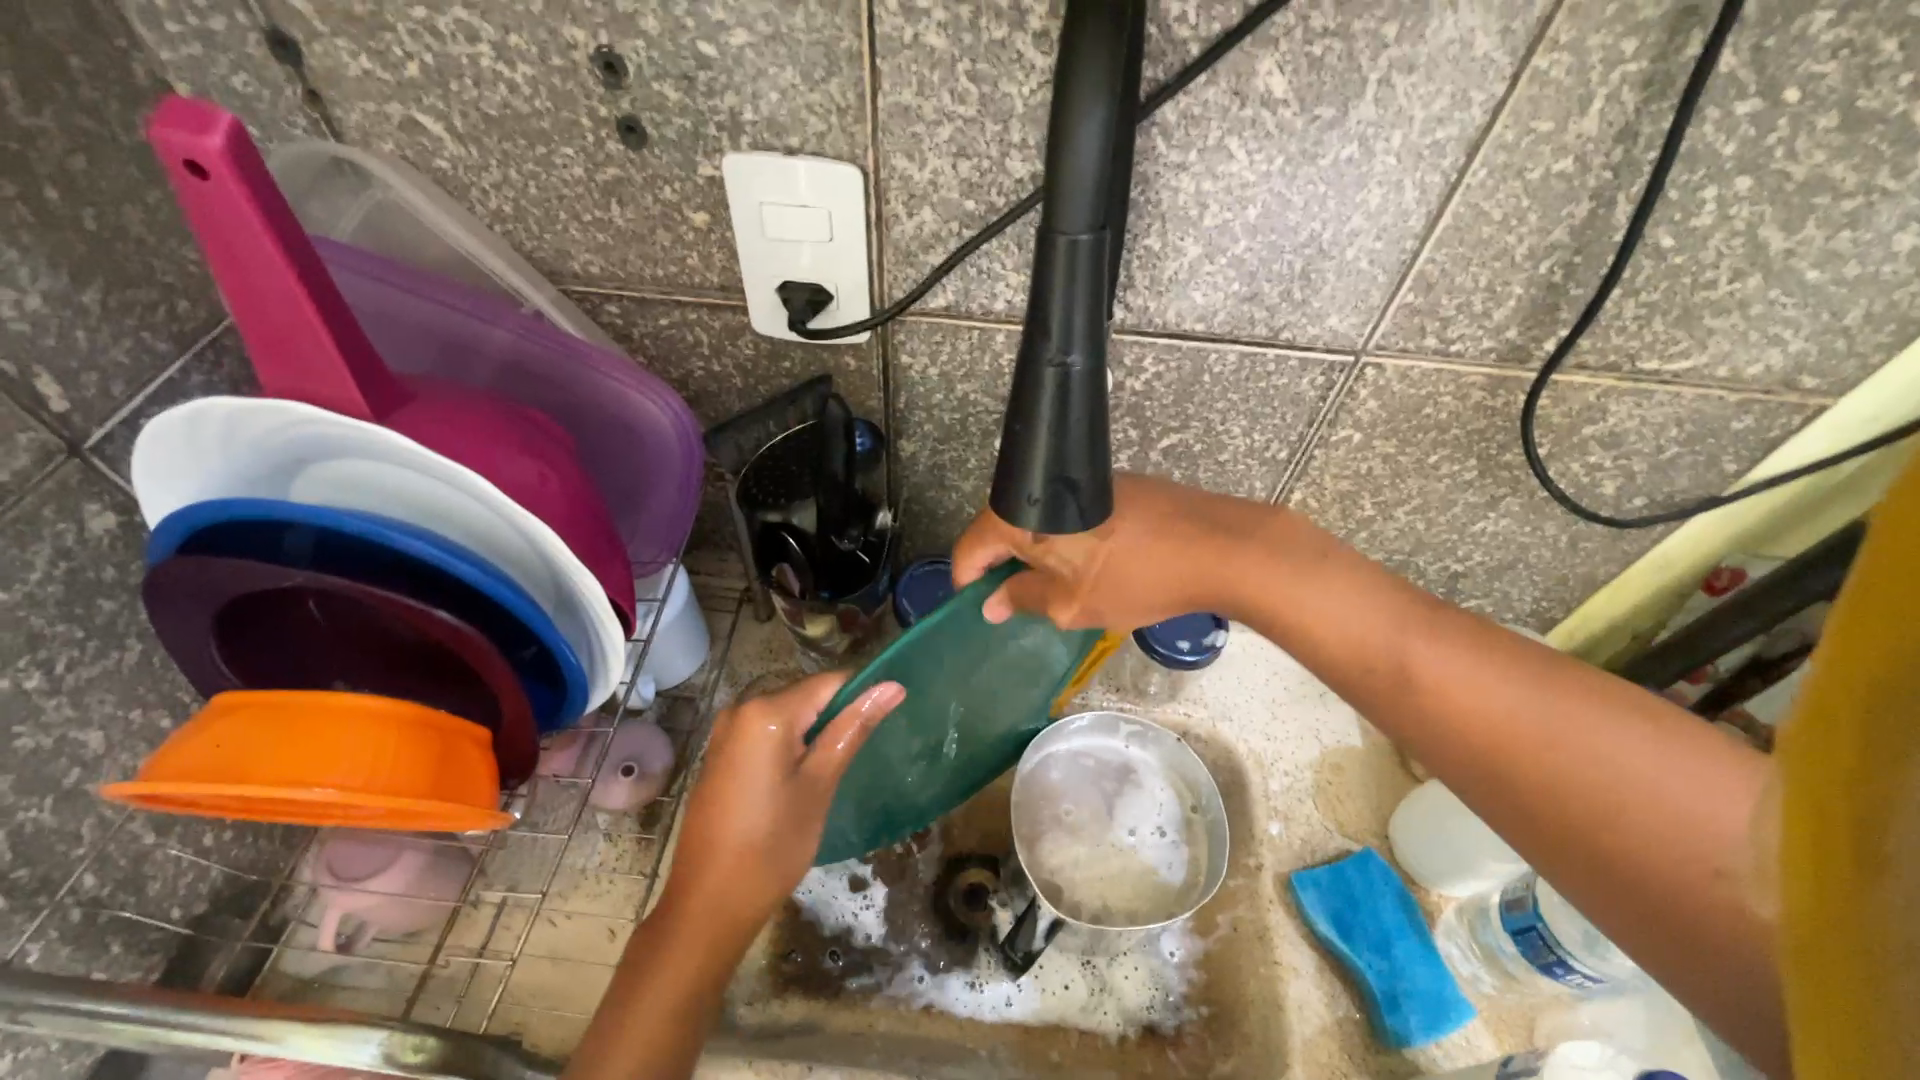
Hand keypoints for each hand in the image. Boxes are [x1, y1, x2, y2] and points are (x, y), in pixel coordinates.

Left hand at [658, 673, 904, 936]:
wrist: (709, 903)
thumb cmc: (772, 846)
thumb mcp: (820, 785)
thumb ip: (852, 729)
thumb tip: (892, 686)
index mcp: (767, 712)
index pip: (829, 683)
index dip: (861, 697)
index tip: (886, 724)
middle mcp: (741, 709)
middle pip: (805, 696)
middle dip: (835, 719)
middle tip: (859, 758)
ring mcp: (725, 733)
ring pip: (786, 717)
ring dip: (813, 736)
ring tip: (834, 773)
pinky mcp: (720, 755)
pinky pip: (765, 735)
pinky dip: (789, 748)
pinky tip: (800, 782)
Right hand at [952, 473, 1258, 630]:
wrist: (1218, 546)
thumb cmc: (1137, 580)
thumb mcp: (1072, 605)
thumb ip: (1024, 599)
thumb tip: (992, 602)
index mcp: (1023, 517)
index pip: (970, 545)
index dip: (969, 580)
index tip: (982, 607)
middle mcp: (1045, 490)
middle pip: (1003, 528)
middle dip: (1004, 566)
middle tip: (1021, 604)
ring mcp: (1083, 482)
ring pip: (1041, 521)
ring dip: (1039, 553)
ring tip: (1061, 589)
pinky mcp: (1115, 484)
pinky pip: (1073, 514)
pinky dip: (1070, 540)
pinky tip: (1097, 566)